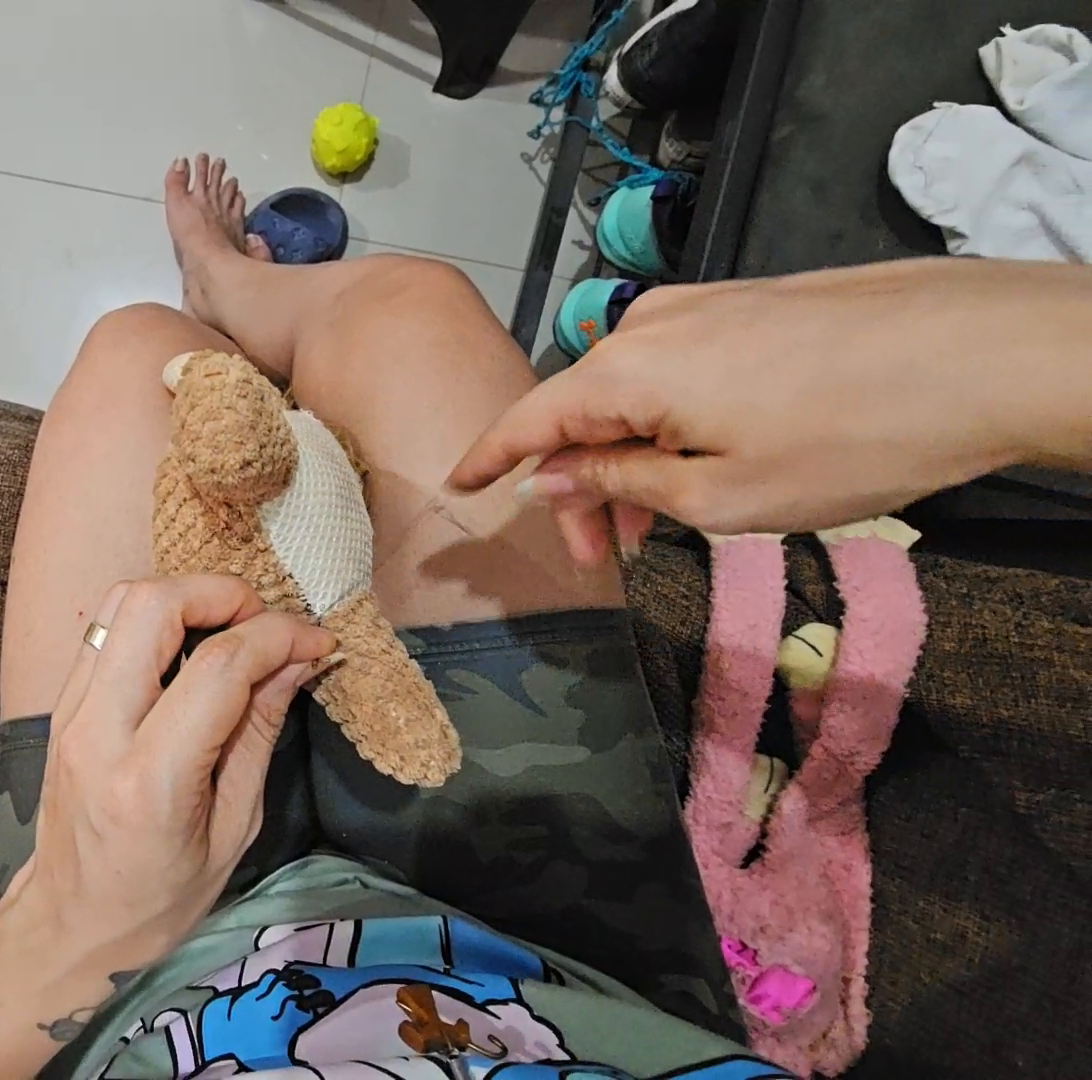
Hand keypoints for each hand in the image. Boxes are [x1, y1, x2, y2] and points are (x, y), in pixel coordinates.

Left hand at [0, 574, 335, 973]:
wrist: (70, 923)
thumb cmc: (161, 896)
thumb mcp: (234, 826)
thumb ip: (261, 731)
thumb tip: (298, 659)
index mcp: (150, 778)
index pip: (216, 668)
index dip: (276, 637)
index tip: (315, 641)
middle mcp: (98, 729)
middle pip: (151, 606)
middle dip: (220, 593)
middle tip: (262, 622)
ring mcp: (69, 710)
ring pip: (119, 602)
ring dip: (184, 597)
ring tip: (229, 627)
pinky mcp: (61, 703)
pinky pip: (105, 628)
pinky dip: (153, 617)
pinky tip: (187, 645)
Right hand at [451, 258, 1091, 562]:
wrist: (1011, 350)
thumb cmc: (855, 436)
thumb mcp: (716, 494)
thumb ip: (616, 482)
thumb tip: (550, 477)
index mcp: (624, 373)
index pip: (525, 421)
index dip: (486, 458)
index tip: (457, 485)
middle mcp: (646, 327)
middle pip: (580, 414)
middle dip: (580, 485)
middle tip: (600, 553)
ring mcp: (701, 307)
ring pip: (628, 395)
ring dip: (626, 459)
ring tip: (655, 521)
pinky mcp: (746, 303)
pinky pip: (674, 370)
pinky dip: (665, 423)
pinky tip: (695, 462)